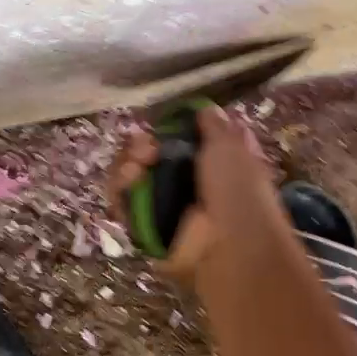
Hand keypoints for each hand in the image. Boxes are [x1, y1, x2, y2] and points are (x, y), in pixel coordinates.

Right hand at [106, 105, 286, 282]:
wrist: (230, 246)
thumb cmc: (238, 191)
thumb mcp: (231, 147)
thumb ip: (213, 125)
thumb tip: (205, 109)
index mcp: (206, 165)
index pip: (171, 140)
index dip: (161, 130)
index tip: (161, 127)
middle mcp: (181, 184)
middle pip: (142, 155)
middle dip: (138, 146)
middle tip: (147, 151)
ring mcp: (160, 205)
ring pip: (127, 175)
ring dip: (125, 165)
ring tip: (137, 168)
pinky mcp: (142, 225)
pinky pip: (119, 201)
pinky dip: (119, 189)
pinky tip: (130, 183)